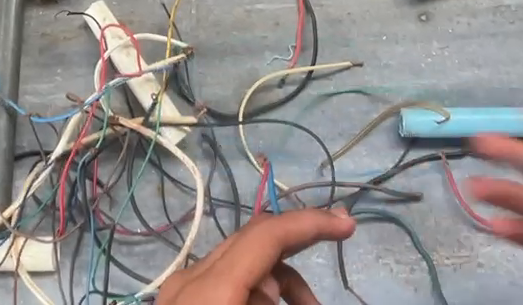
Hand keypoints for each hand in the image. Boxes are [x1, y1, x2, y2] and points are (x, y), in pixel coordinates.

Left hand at [157, 207, 354, 304]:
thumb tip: (279, 292)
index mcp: (211, 291)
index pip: (266, 236)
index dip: (310, 224)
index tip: (347, 225)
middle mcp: (191, 279)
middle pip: (253, 243)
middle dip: (298, 248)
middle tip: (339, 244)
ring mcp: (178, 291)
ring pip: (239, 264)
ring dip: (279, 282)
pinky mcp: (175, 304)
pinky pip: (222, 283)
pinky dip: (252, 294)